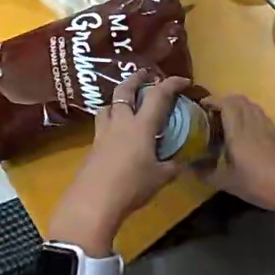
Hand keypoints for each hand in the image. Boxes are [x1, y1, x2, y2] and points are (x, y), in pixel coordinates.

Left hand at [50, 74, 188, 252]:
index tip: (183, 81)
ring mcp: (102, 133)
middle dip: (136, 79)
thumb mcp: (160, 177)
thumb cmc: (132, 186)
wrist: (93, 200)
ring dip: (117, 99)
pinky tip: (116, 132)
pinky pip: (101, 124)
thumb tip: (181, 161)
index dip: (171, 84)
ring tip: (125, 103)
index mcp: (141, 126)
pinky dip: (111, 120)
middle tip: (145, 74)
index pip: (158, 95)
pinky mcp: (92, 146)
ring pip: (107, 106)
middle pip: (124, 91)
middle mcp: (120, 123)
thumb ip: (172, 166)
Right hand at [201, 95, 274, 212]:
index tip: (200, 107)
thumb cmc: (256, 184)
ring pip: (250, 104)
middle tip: (211, 113)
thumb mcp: (226, 182)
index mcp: (238, 132)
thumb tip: (186, 168)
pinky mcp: (273, 132)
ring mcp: (265, 126)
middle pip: (238, 99)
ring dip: (236, 105)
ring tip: (225, 118)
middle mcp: (252, 124)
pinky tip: (242, 127)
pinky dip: (247, 112)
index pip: (226, 104)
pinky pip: (258, 113)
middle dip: (222, 101)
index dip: (212, 101)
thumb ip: (204, 173)